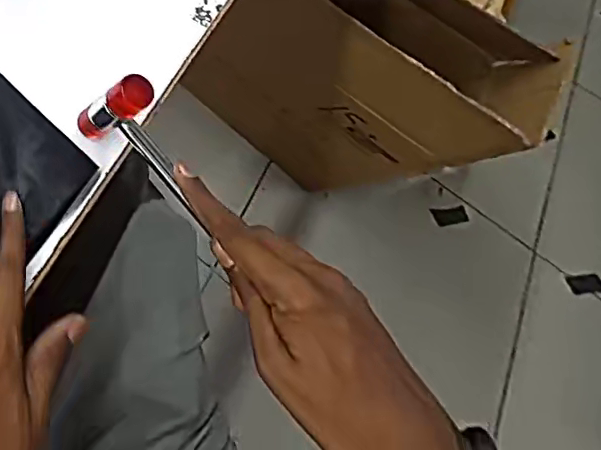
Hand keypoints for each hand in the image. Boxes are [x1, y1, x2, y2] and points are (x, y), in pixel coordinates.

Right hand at [175, 164, 460, 449]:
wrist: (411, 444)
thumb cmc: (349, 419)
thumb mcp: (276, 366)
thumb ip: (250, 303)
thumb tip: (231, 260)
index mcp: (302, 296)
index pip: (241, 237)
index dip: (208, 203)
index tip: (189, 177)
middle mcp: (325, 280)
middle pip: (261, 238)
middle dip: (235, 247)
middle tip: (231, 287)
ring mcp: (342, 285)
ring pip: (282, 250)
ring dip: (259, 263)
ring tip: (261, 311)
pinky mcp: (351, 295)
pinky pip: (302, 265)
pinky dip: (281, 274)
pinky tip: (283, 310)